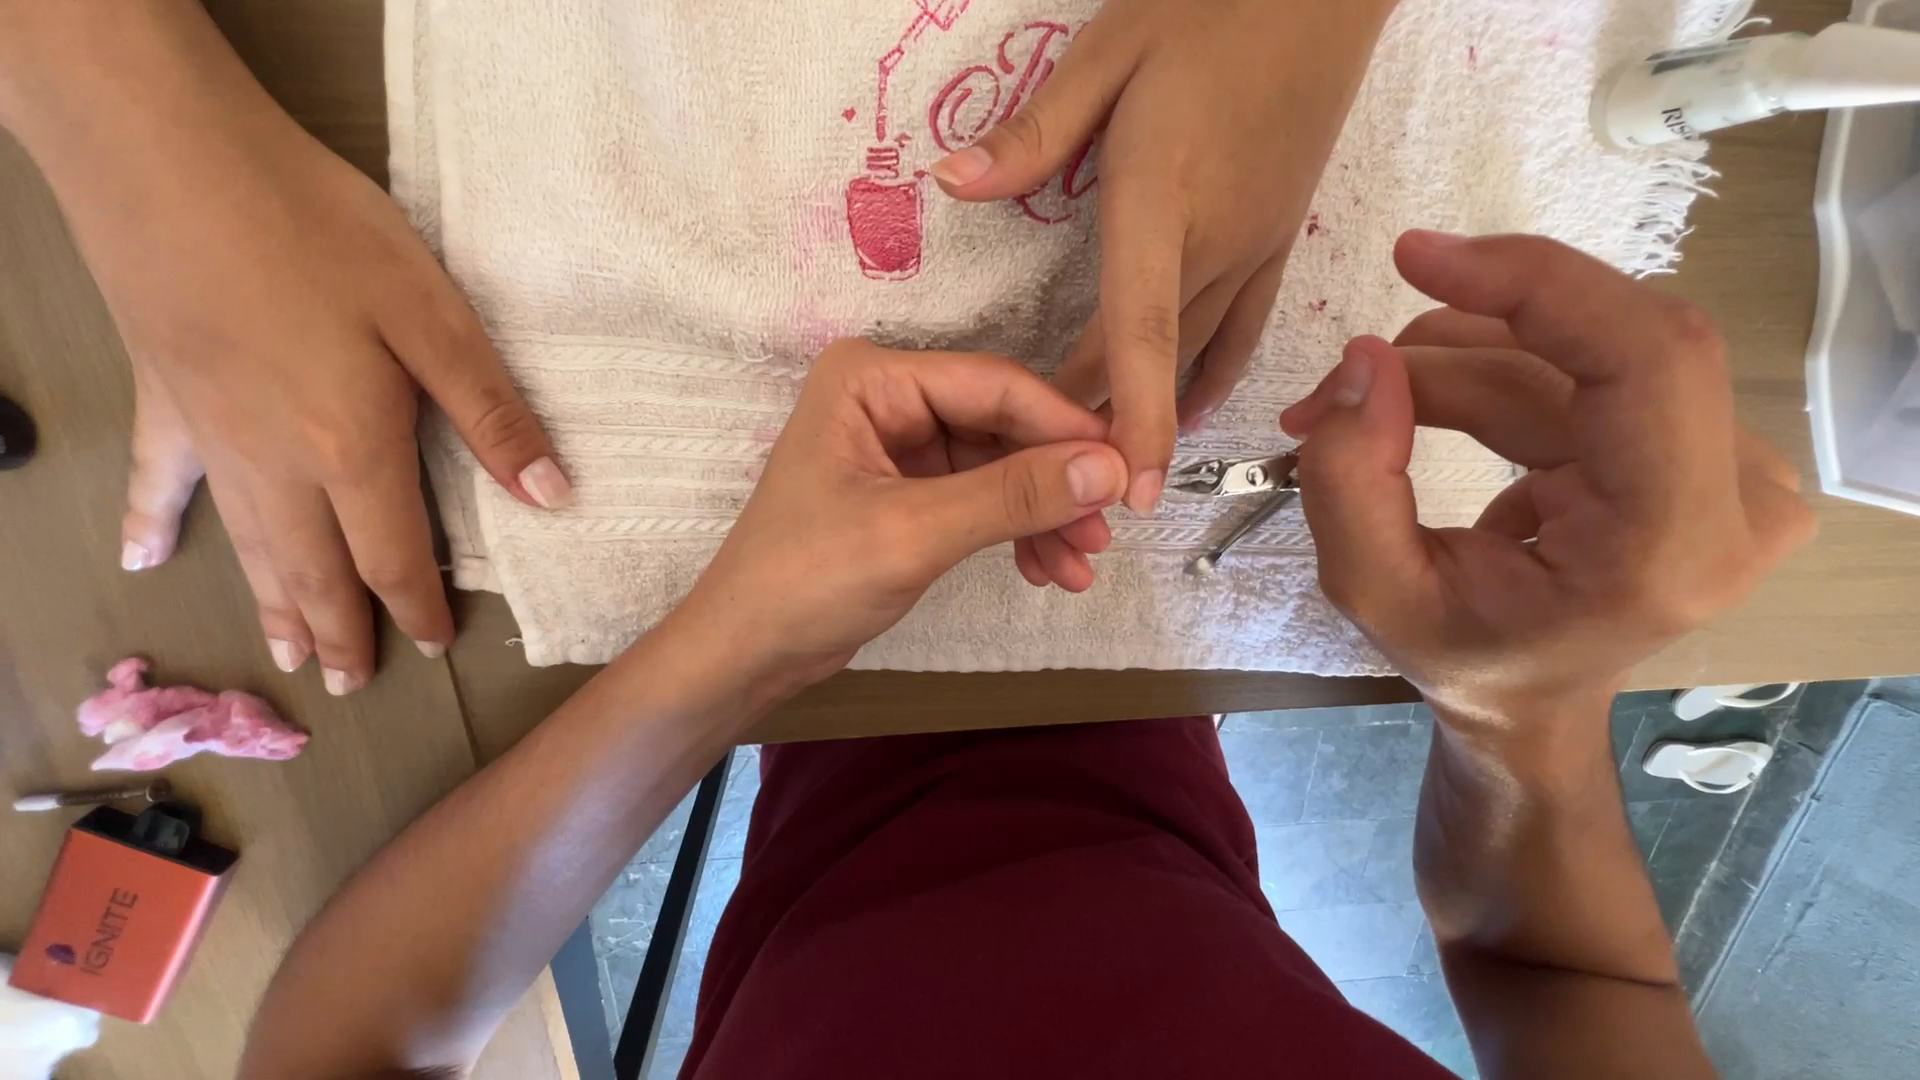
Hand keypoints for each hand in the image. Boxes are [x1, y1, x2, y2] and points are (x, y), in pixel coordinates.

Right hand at [5, 2, 569, 693]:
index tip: (436, 645)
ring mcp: (209, 432)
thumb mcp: (439, 324)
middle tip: (351, 685)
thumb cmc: (324, 236)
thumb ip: (494, 416)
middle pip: (315, 570)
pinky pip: (162, 480)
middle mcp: (274, 461)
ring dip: (271, 605)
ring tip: (281, 657)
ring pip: (248, 546)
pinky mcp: (164, 393)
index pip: (393, 556)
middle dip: (340, 630)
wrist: (169, 151)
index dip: (418, 605)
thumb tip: (552, 495)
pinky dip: (155, 523)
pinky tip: (140, 560)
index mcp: (352, 449)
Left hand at [676, 339, 1127, 688]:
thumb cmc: (809, 581)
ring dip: (1041, 516)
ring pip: (998, 468)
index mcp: (874, 379)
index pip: (993, 387)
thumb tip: (1109, 469)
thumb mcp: (915, 533)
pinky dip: (1013, 533)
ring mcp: (901, 447)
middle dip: (1055, 484)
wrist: (748, 652)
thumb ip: (1012, 495)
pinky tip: (1047, 571)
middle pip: (1001, 428)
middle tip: (1107, 533)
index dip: (1065, 428)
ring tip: (1082, 567)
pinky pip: (979, 500)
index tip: (1127, 471)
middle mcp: (890, 399)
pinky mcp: (910, 493)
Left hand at [932, 0, 1398, 513]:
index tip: (1128, 489)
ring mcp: (1255, 250)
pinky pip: (1244, 333)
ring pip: (1197, 356)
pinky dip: (1212, 380)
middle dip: (1114, 425)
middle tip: (1070, 481)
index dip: (1136, 416)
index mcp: (1159, 201)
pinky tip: (1188, 411)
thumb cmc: (1208, 7)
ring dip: (1157, 411)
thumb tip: (949, 182)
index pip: (1141, 331)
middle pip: (1155, 359)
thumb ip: (1031, 134)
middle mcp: (1213, 243)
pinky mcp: (1278, 243)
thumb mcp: (1105, 52)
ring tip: (1115, 460)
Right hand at [1282, 232, 1814, 726]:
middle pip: (1595, 350)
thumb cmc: (1456, 656)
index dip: (1536, 285)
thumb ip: (1347, 479)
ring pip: (1571, 357)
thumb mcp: (1369, 588)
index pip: (1644, 361)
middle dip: (1448, 345)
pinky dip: (1475, 376)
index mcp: (1667, 546)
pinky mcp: (1692, 446)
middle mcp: (1732, 495)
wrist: (1524, 696)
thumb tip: (1360, 362)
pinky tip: (1406, 405)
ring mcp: (1727, 466)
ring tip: (1348, 410)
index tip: (1414, 256)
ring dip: (1443, 366)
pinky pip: (1576, 373)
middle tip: (1336, 382)